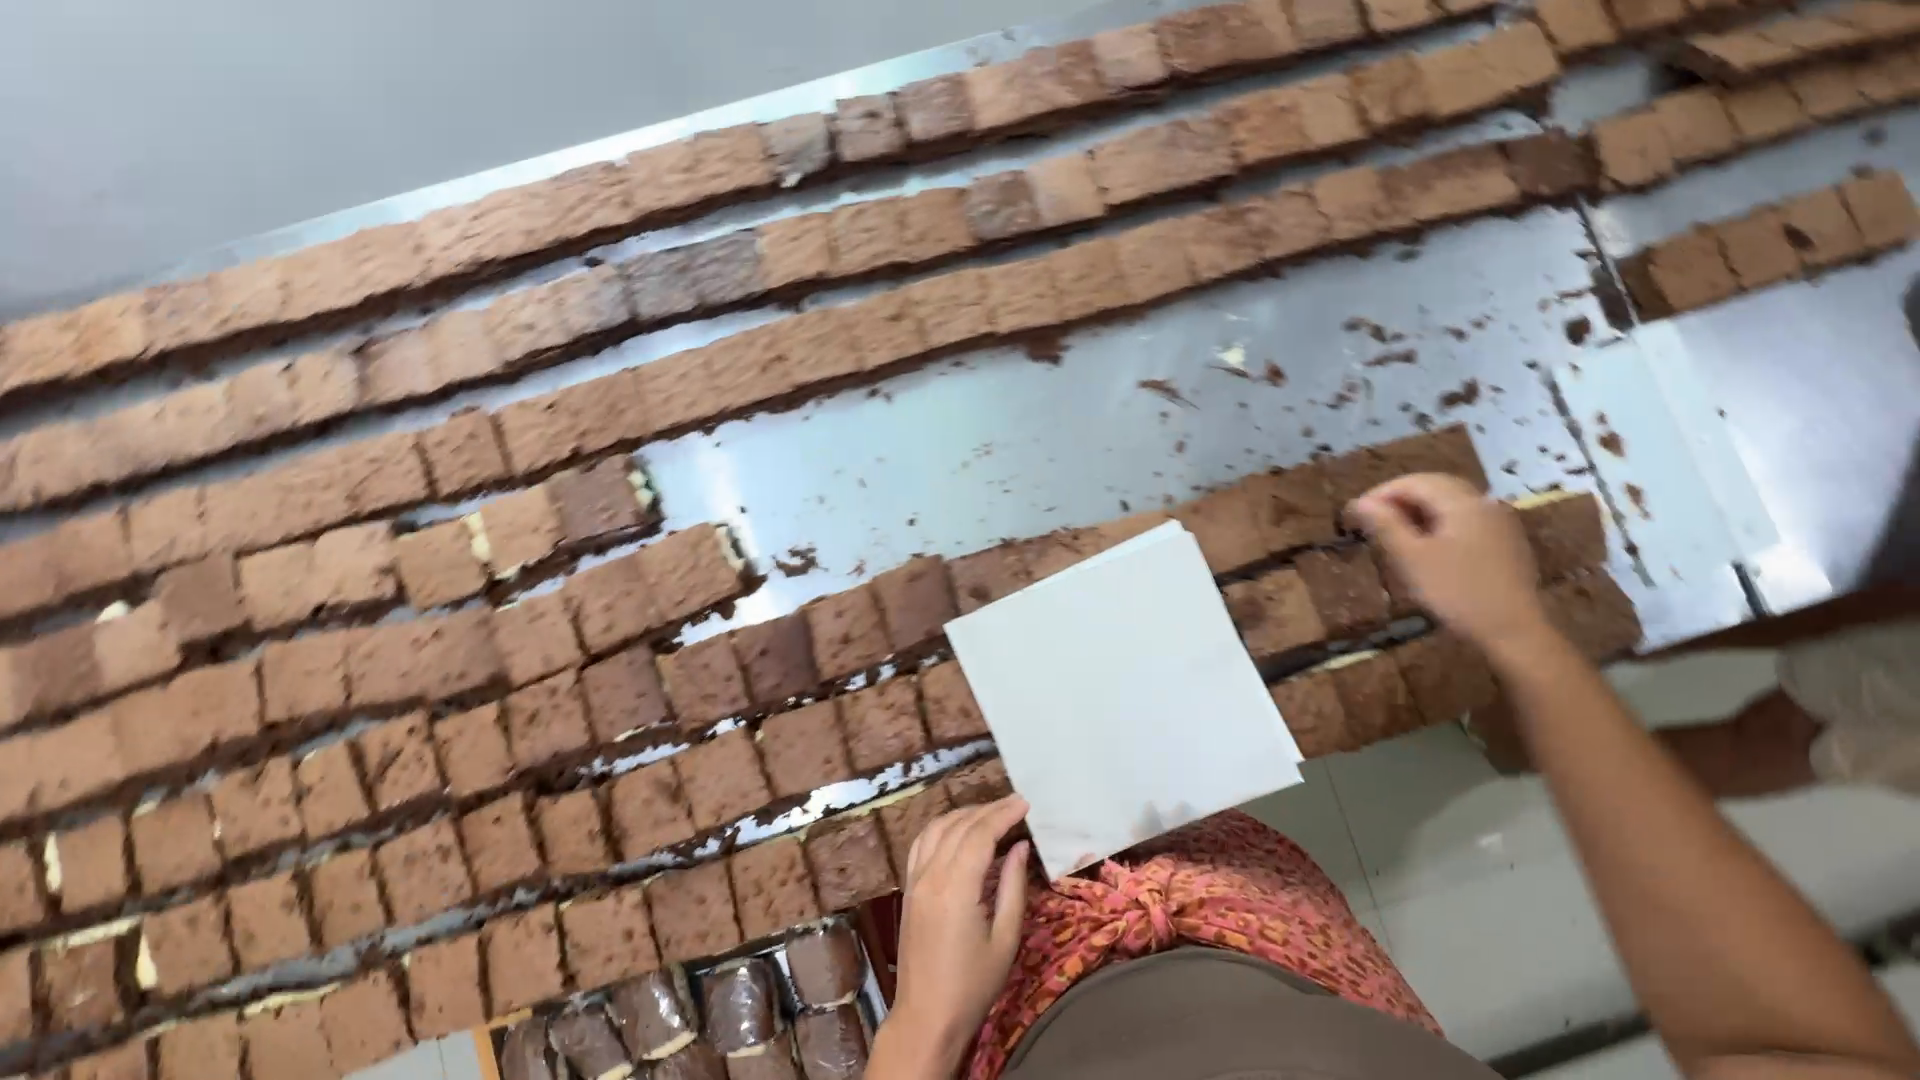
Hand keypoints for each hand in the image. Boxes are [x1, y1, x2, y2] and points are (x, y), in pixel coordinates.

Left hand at [884, 796, 1030, 1071]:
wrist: (926, 1016)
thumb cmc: (973, 985)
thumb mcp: (1005, 939)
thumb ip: (1013, 887)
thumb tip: (1020, 848)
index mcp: (956, 888)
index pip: (980, 834)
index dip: (1003, 814)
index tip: (1025, 802)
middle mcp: (930, 876)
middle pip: (959, 826)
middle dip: (988, 809)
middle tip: (1015, 803)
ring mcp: (914, 881)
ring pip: (936, 829)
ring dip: (963, 814)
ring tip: (991, 812)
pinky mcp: (908, 890)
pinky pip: (921, 844)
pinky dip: (941, 827)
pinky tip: (958, 829)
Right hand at [1346, 474, 1548, 653]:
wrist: (1513, 630)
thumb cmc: (1456, 592)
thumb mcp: (1411, 559)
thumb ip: (1384, 525)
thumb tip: (1358, 502)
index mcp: (1461, 502)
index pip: (1413, 482)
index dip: (1379, 494)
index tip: (1354, 516)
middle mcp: (1483, 503)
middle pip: (1434, 487)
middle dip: (1398, 499)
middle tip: (1371, 521)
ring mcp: (1498, 522)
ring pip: (1450, 503)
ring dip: (1418, 511)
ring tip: (1393, 534)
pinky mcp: (1504, 542)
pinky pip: (1465, 520)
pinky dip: (1438, 523)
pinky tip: (1426, 546)